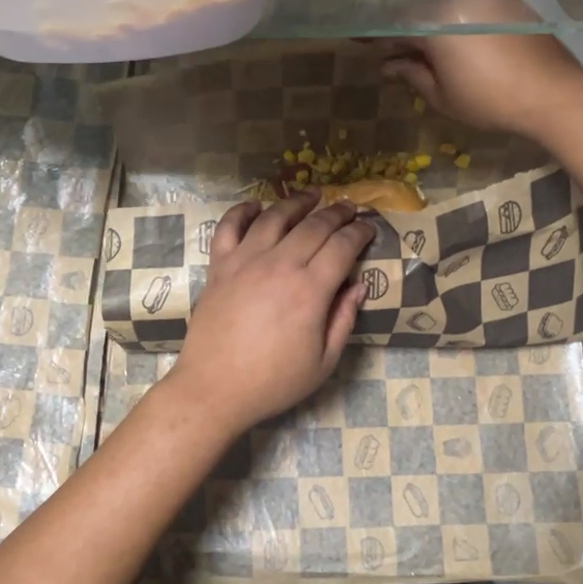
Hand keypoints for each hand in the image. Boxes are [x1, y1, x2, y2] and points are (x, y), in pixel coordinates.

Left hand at [164, 192, 376, 432]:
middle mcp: (279, 265)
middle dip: (336, 212)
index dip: (360, 232)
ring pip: (274, 217)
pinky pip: (229, 227)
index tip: (368, 227)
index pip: (342, 246)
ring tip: (311, 195)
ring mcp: (245, 261)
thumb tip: (358, 287)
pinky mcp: (219, 266)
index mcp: (310, 290)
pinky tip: (256, 206)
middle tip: (349, 206)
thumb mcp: (323, 362)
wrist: (214, 389)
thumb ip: (344, 320)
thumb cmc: (273, 382)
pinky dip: (242, 211)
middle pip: (314, 225)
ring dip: (296, 202)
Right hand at [380, 0, 582, 143]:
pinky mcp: (510, 0)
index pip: (397, 25)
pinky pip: (473, 6)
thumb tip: (388, 65)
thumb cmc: (493, 101)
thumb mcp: (444, 97)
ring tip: (430, 51)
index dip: (379, 37)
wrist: (556, 94)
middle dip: (407, 31)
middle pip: (421, 10)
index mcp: (437, 21)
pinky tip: (461, 43)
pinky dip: (460, 20)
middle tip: (397, 54)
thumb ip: (413, 75)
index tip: (364, 45)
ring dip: (435, 25)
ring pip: (448, 5)